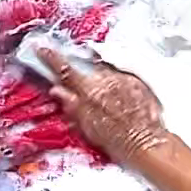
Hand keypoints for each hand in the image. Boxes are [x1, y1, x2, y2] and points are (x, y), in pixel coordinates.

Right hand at [41, 47, 170, 164]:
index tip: (43, 48)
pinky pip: (121, 78)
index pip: (65, 69)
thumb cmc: (116, 139)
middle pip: (87, 71)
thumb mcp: (87, 126)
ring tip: (107, 104)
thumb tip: (57, 91)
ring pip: (104, 74)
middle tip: (86, 95)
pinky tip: (120, 102)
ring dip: (101, 83)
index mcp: (89, 90)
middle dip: (83, 79)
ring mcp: (123, 78)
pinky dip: (117, 87)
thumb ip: (70, 105)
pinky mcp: (137, 81)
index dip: (51, 58)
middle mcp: (105, 79)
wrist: (146, 142)